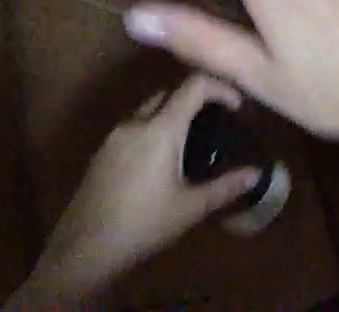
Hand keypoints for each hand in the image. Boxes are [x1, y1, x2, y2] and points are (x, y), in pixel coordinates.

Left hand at [12, 74, 259, 306]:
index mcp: (160, 128)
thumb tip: (257, 173)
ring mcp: (113, 138)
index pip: (195, 85)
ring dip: (172, 113)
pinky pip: (133, 127)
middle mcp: (136, 123)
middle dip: (196, 99)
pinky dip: (152, 130)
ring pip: (149, 109)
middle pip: (171, 92)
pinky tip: (159, 161)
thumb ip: (225, 187)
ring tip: (190, 140)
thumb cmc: (142, 225)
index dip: (221, 87)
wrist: (81, 254)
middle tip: (216, 120)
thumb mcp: (190, 208)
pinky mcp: (100, 154)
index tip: (237, 105)